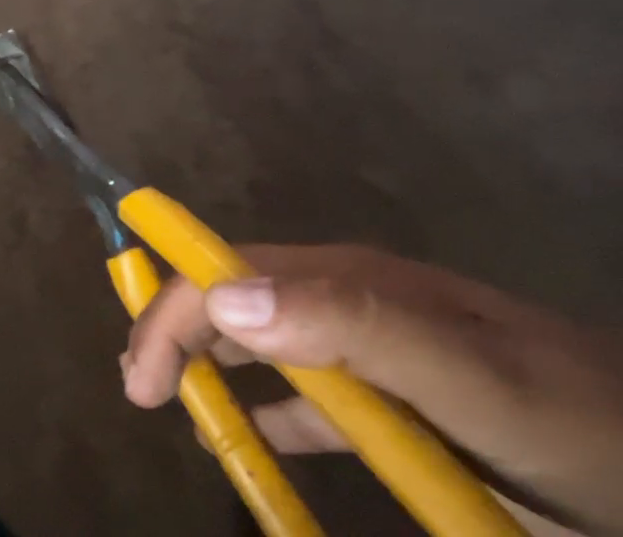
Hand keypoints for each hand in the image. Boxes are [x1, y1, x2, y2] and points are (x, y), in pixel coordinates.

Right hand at [122, 245, 622, 535]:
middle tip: (143, 393)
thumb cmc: (571, 422)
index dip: (167, 317)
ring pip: (258, 344)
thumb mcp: (472, 378)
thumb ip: (355, 329)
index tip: (142, 382)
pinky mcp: (397, 397)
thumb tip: (221, 299)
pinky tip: (251, 436)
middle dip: (172, 336)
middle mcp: (346, 304)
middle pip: (229, 303)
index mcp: (348, 282)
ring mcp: (371, 350)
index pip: (223, 277)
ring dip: (207, 367)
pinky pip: (308, 399)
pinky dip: (265, 413)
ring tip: (178, 408)